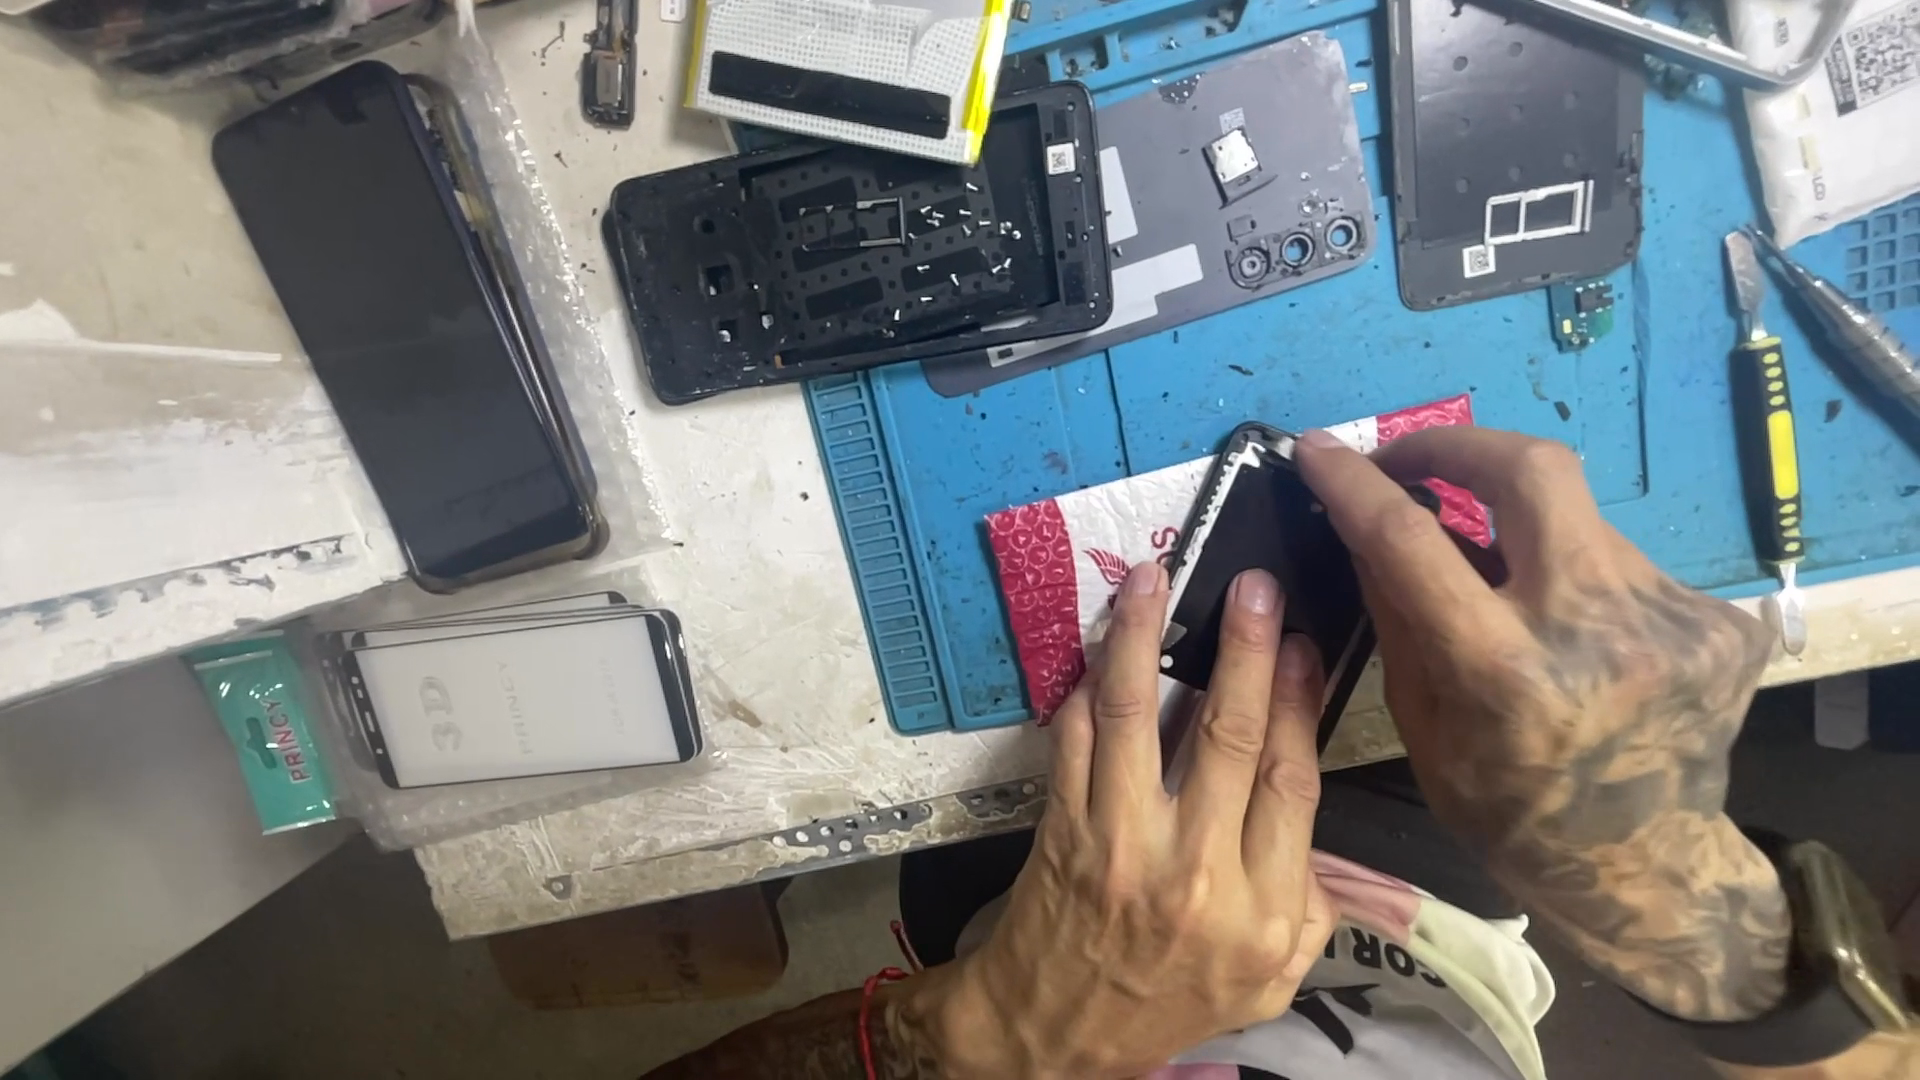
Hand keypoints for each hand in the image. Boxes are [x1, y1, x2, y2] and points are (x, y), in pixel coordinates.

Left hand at [893, 563, 1336, 1078]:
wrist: (1060, 1030)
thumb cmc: (1169, 999)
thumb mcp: (1268, 980)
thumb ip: (1309, 904)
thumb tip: (1310, 808)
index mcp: (1262, 907)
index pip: (1290, 779)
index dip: (1298, 701)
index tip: (1303, 644)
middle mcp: (1194, 868)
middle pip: (1228, 734)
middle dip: (1245, 649)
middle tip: (1253, 586)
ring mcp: (1119, 840)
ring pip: (1134, 715)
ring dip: (1141, 638)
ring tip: (1151, 580)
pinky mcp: (1063, 824)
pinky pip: (1073, 738)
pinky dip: (1084, 686)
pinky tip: (1098, 645)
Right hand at [1294, 426, 1790, 1022]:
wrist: (1636, 862)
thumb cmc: (1495, 796)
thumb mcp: (1415, 707)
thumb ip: (1395, 605)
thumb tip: (1364, 521)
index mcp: (1501, 667)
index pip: (1409, 538)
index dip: (1352, 481)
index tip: (1317, 449)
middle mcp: (1596, 627)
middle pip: (1532, 469)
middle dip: (1456, 443)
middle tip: (1410, 459)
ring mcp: (1673, 617)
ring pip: (1574, 510)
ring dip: (1508, 515)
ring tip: (1485, 558)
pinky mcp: (1719, 617)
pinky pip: (1612, 554)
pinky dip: (1562, 564)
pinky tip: (1555, 612)